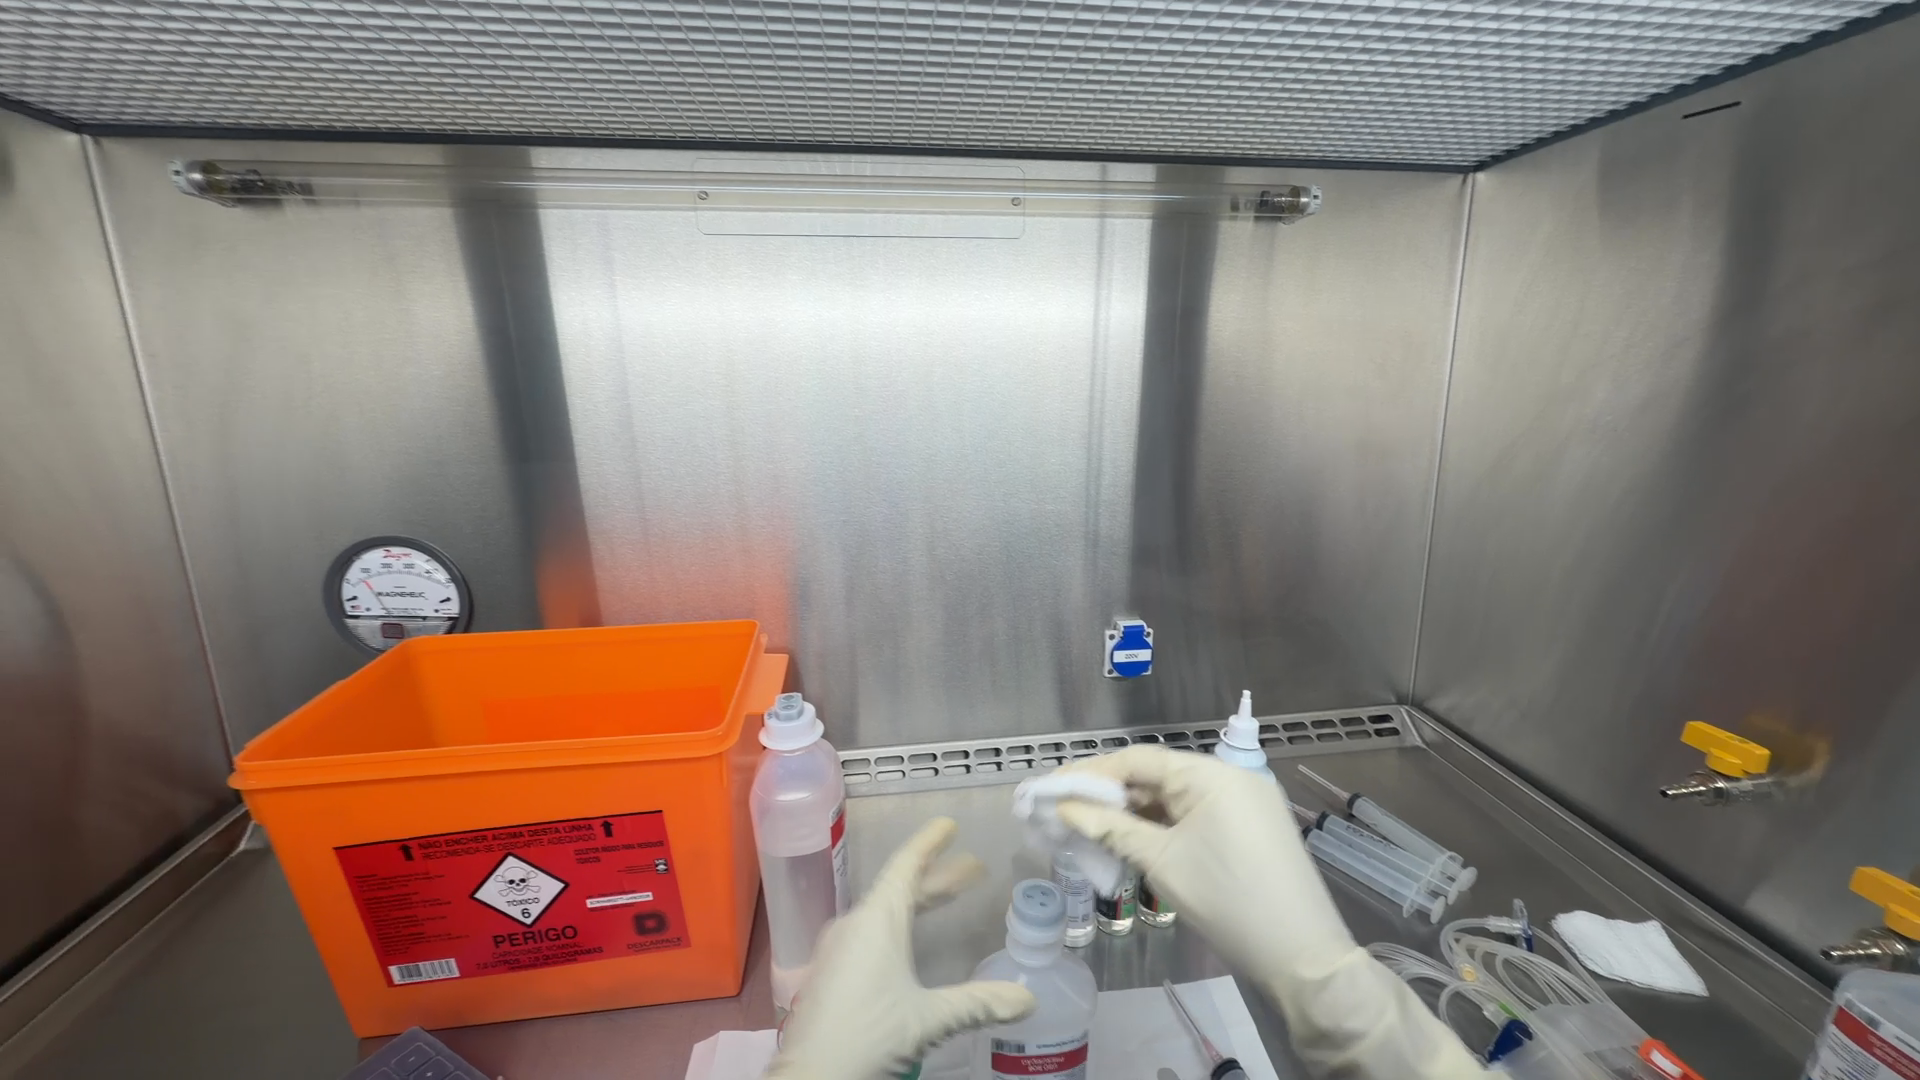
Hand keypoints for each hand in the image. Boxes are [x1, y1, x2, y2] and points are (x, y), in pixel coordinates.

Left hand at [766, 817, 1036, 1079]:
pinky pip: (870, 933)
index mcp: (877, 920)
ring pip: (886, 912)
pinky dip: (899, 925)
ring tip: (948, 899)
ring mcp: (839, 948)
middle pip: (902, 889)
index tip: (949, 824)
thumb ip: (978, 1003)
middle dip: (939, 878)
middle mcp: (856, 924)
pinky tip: (908, 943)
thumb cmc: (868, 1034)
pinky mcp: (831, 973)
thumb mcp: (929, 1019)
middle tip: (975, 868)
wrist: (808, 1079)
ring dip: (919, 902)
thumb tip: (1028, 998)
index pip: (907, 866)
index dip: (929, 843)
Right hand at [1055, 747, 1486, 1078]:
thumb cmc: (1228, 901)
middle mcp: (1229, 775)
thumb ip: (1111, 827)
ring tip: (1090, 823)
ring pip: (1173, 794)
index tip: (1054, 786)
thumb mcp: (1161, 862)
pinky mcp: (1249, 824)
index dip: (1091, 772)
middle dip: (1110, 792)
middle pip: (1155, 774)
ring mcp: (1243, 799)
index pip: (1138, 759)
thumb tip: (1066, 807)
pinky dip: (1162, 823)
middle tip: (1066, 807)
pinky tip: (1131, 835)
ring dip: (1134, 809)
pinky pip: (1194, 811)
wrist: (1304, 957)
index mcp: (1211, 773)